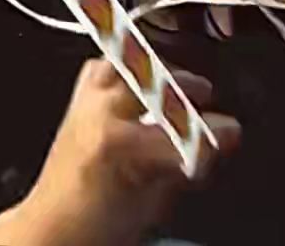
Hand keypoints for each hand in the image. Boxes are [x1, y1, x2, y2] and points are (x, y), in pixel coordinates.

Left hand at [0, 59, 240, 245]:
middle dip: (182, 84)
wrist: (54, 221)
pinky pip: (102, 67)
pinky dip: (124, 67)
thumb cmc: (100, 222)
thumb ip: (184, 166)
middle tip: (204, 92)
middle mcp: (101, 112)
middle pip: (149, 83)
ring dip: (153, 68)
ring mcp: (85, 99)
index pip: (179, 132)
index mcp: (122, 145)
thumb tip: (218, 139)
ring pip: (122, 62)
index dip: (212, 131)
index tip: (231, 127)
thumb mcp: (153, 205)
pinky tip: (140, 79)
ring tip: (175, 82)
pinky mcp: (76, 97)